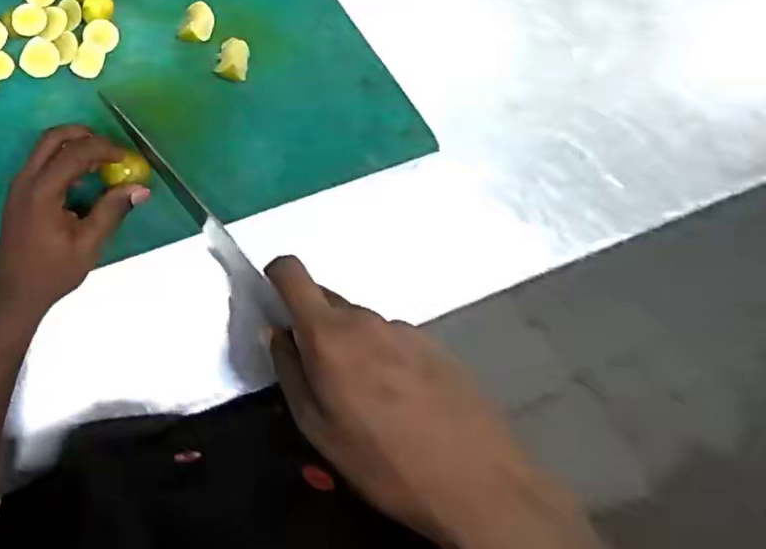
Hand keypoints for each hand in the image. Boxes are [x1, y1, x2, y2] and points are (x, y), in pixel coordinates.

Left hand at [0, 126, 148, 322]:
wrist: (14, 290)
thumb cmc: (51, 271)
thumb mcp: (87, 245)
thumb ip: (111, 211)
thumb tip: (139, 188)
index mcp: (42, 190)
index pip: (73, 153)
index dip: (103, 149)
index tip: (126, 157)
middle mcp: (26, 179)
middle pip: (52, 138)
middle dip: (83, 134)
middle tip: (110, 148)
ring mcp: (19, 183)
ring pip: (44, 147)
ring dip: (72, 145)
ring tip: (101, 162)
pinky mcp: (19, 191)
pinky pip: (40, 162)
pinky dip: (62, 159)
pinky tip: (82, 178)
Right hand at [265, 257, 600, 548]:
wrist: (488, 494)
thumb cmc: (385, 462)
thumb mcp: (315, 426)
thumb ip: (287, 369)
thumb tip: (277, 333)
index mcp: (327, 331)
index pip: (290, 272)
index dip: (276, 276)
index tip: (276, 303)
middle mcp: (365, 319)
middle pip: (327, 301)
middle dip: (318, 327)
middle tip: (327, 374)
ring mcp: (407, 333)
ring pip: (364, 326)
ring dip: (357, 347)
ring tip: (374, 397)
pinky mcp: (442, 351)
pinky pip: (398, 343)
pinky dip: (392, 361)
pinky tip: (409, 404)